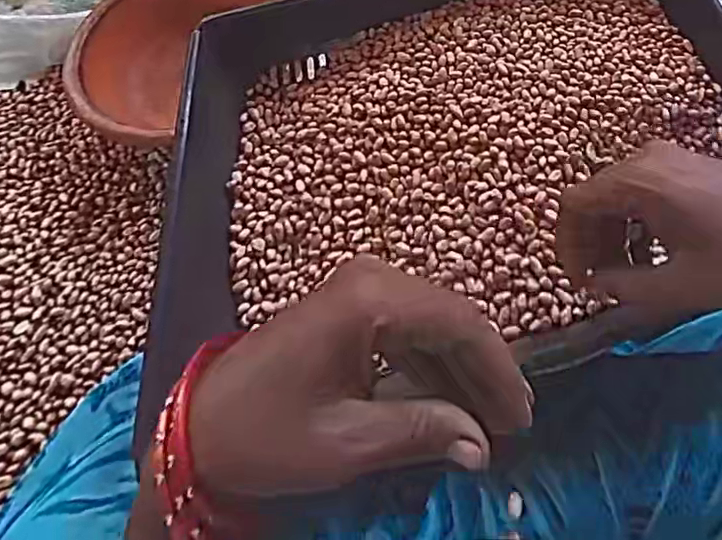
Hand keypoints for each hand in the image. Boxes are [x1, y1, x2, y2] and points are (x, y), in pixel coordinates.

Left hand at [188, 256, 531, 498]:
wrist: (201, 420)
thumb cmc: (265, 432)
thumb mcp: (345, 442)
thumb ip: (420, 432)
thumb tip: (481, 445)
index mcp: (371, 298)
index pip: (458, 323)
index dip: (497, 370)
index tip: (521, 416)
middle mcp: (374, 276)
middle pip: (452, 316)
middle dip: (486, 369)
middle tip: (515, 420)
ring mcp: (364, 284)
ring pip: (436, 320)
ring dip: (464, 368)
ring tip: (493, 417)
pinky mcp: (357, 300)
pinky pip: (411, 327)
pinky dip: (435, 363)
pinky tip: (453, 401)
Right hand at [555, 142, 721, 339]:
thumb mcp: (678, 285)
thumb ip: (623, 288)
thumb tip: (593, 285)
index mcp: (639, 180)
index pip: (575, 203)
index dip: (567, 244)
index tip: (576, 281)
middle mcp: (648, 157)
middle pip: (596, 196)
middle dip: (591, 242)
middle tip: (598, 284)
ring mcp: (671, 156)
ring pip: (619, 192)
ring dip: (614, 233)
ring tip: (627, 274)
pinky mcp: (689, 163)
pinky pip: (644, 187)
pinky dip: (636, 219)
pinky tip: (653, 252)